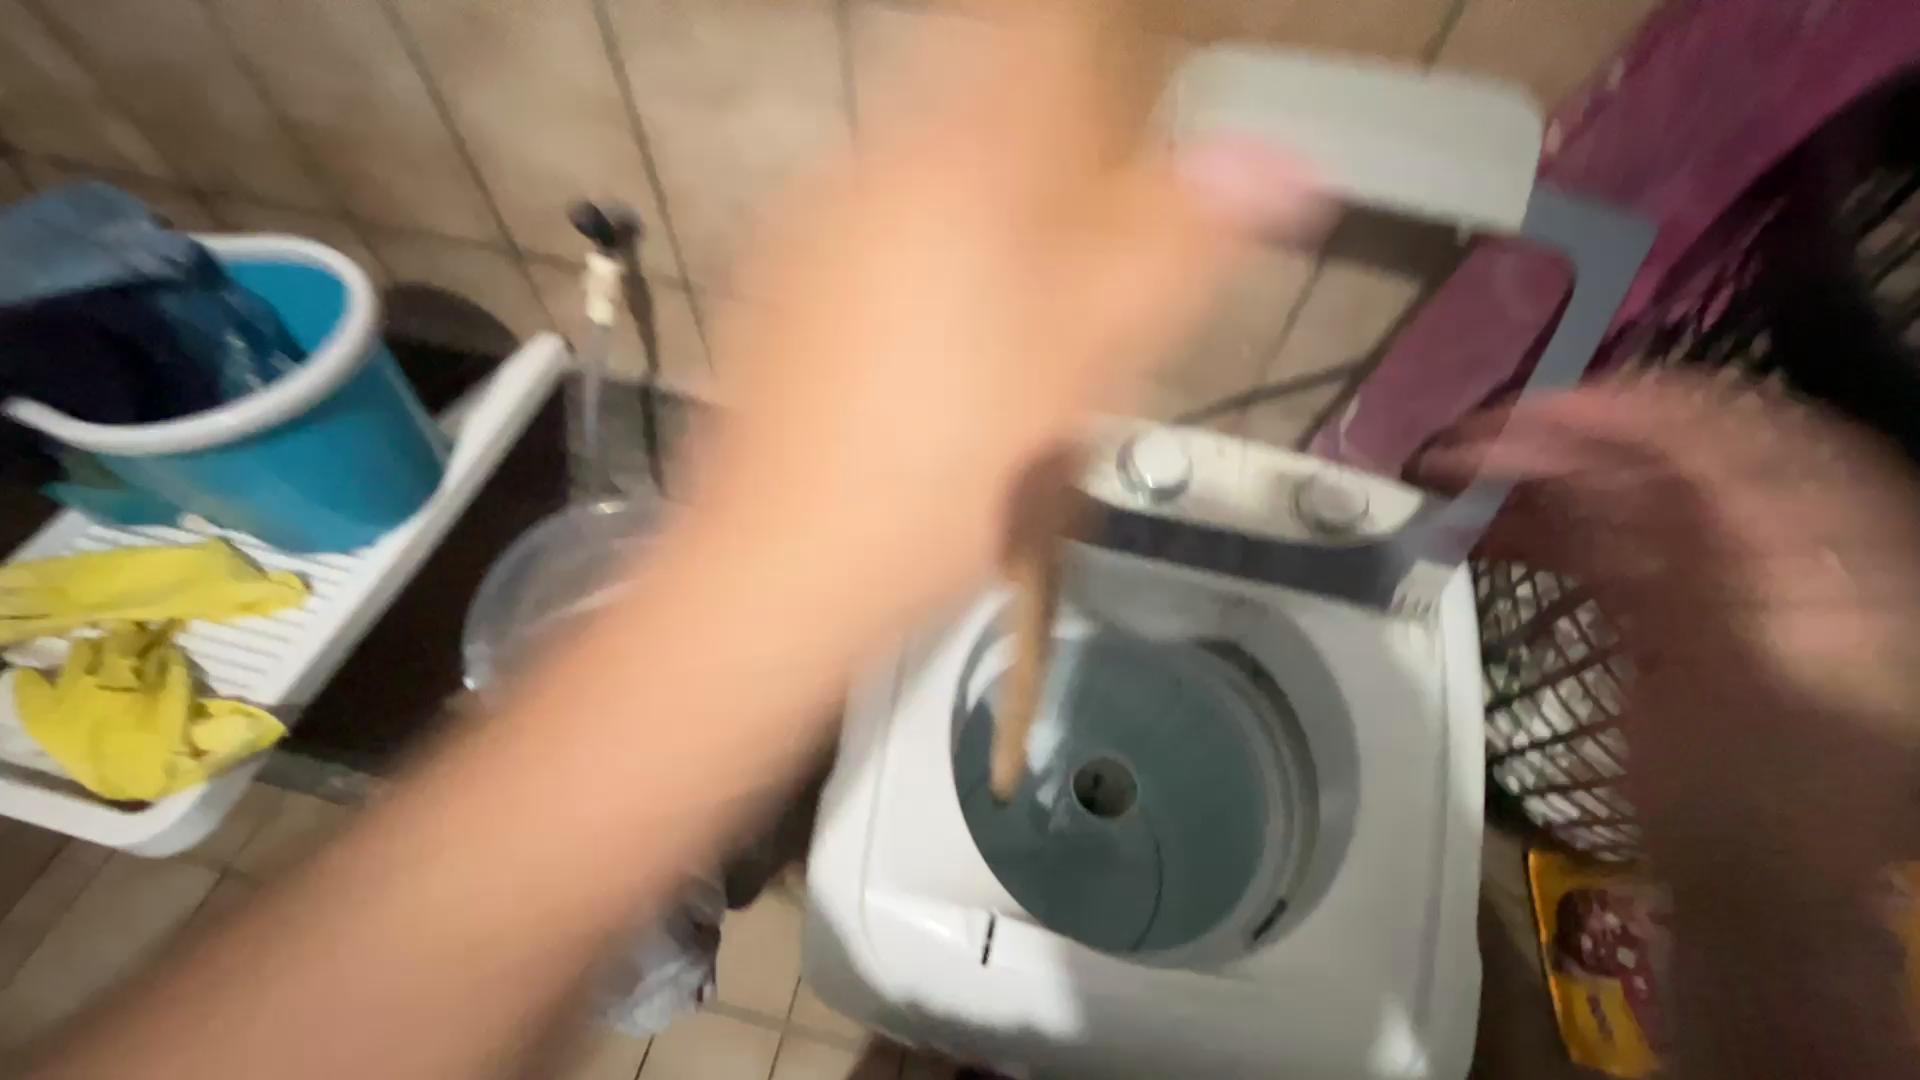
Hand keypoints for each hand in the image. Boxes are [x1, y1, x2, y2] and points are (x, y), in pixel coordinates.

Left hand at [679, 2, 1318, 656]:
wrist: (783, 572)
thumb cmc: (940, 478)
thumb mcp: (1077, 368)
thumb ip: (1172, 251)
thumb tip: (1280, 163)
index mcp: (950, 168)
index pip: (1030, 38)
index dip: (1094, 69)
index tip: (1124, 151)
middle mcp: (862, 173)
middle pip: (980, 122)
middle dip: (1049, 190)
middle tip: (1079, 301)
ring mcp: (804, 234)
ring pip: (926, 194)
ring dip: (987, 247)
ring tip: (1004, 362)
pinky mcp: (775, 295)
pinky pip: (869, 249)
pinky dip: (921, 286)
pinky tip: (928, 380)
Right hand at [1421, 372, 1919, 1079]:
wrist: (1754, 879)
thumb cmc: (1755, 800)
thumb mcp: (1746, 685)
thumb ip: (1708, 570)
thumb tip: (1632, 476)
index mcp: (1817, 556)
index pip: (1728, 438)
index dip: (1623, 413)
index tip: (1516, 422)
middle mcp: (1770, 542)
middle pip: (1662, 453)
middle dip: (1556, 440)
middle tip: (1457, 452)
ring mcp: (1715, 570)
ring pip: (1618, 492)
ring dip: (1532, 480)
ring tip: (1451, 482)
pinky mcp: (1664, 601)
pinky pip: (1593, 539)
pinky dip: (1535, 527)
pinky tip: (1479, 528)